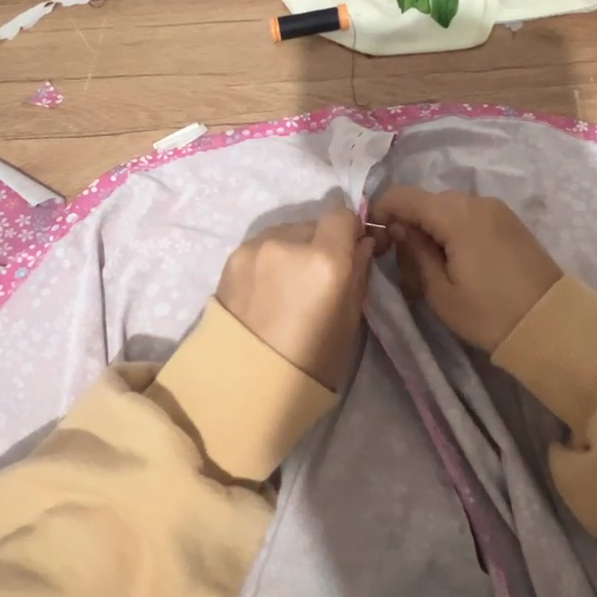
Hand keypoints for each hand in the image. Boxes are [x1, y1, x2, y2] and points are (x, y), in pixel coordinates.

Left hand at [214, 207, 374, 388]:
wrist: (246, 383)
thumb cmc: (311, 360)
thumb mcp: (349, 320)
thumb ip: (358, 274)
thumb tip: (362, 244)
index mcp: (325, 261)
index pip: (341, 214)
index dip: (349, 228)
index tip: (350, 248)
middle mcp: (289, 243)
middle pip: (313, 224)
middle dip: (321, 242)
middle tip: (318, 275)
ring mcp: (256, 247)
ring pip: (286, 232)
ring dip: (294, 248)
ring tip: (288, 285)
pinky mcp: (233, 257)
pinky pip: (262, 245)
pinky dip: (271, 258)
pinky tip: (267, 289)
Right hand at [371, 186, 562, 351]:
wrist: (551, 323)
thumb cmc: (489, 313)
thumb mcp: (440, 291)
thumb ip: (415, 252)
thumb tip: (400, 229)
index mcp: (455, 215)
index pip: (403, 196)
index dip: (382, 212)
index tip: (379, 242)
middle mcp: (476, 201)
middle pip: (427, 202)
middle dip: (409, 225)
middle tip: (406, 265)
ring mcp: (496, 209)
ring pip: (449, 209)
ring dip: (433, 229)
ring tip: (434, 268)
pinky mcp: (509, 221)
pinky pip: (470, 216)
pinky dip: (455, 230)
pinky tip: (459, 262)